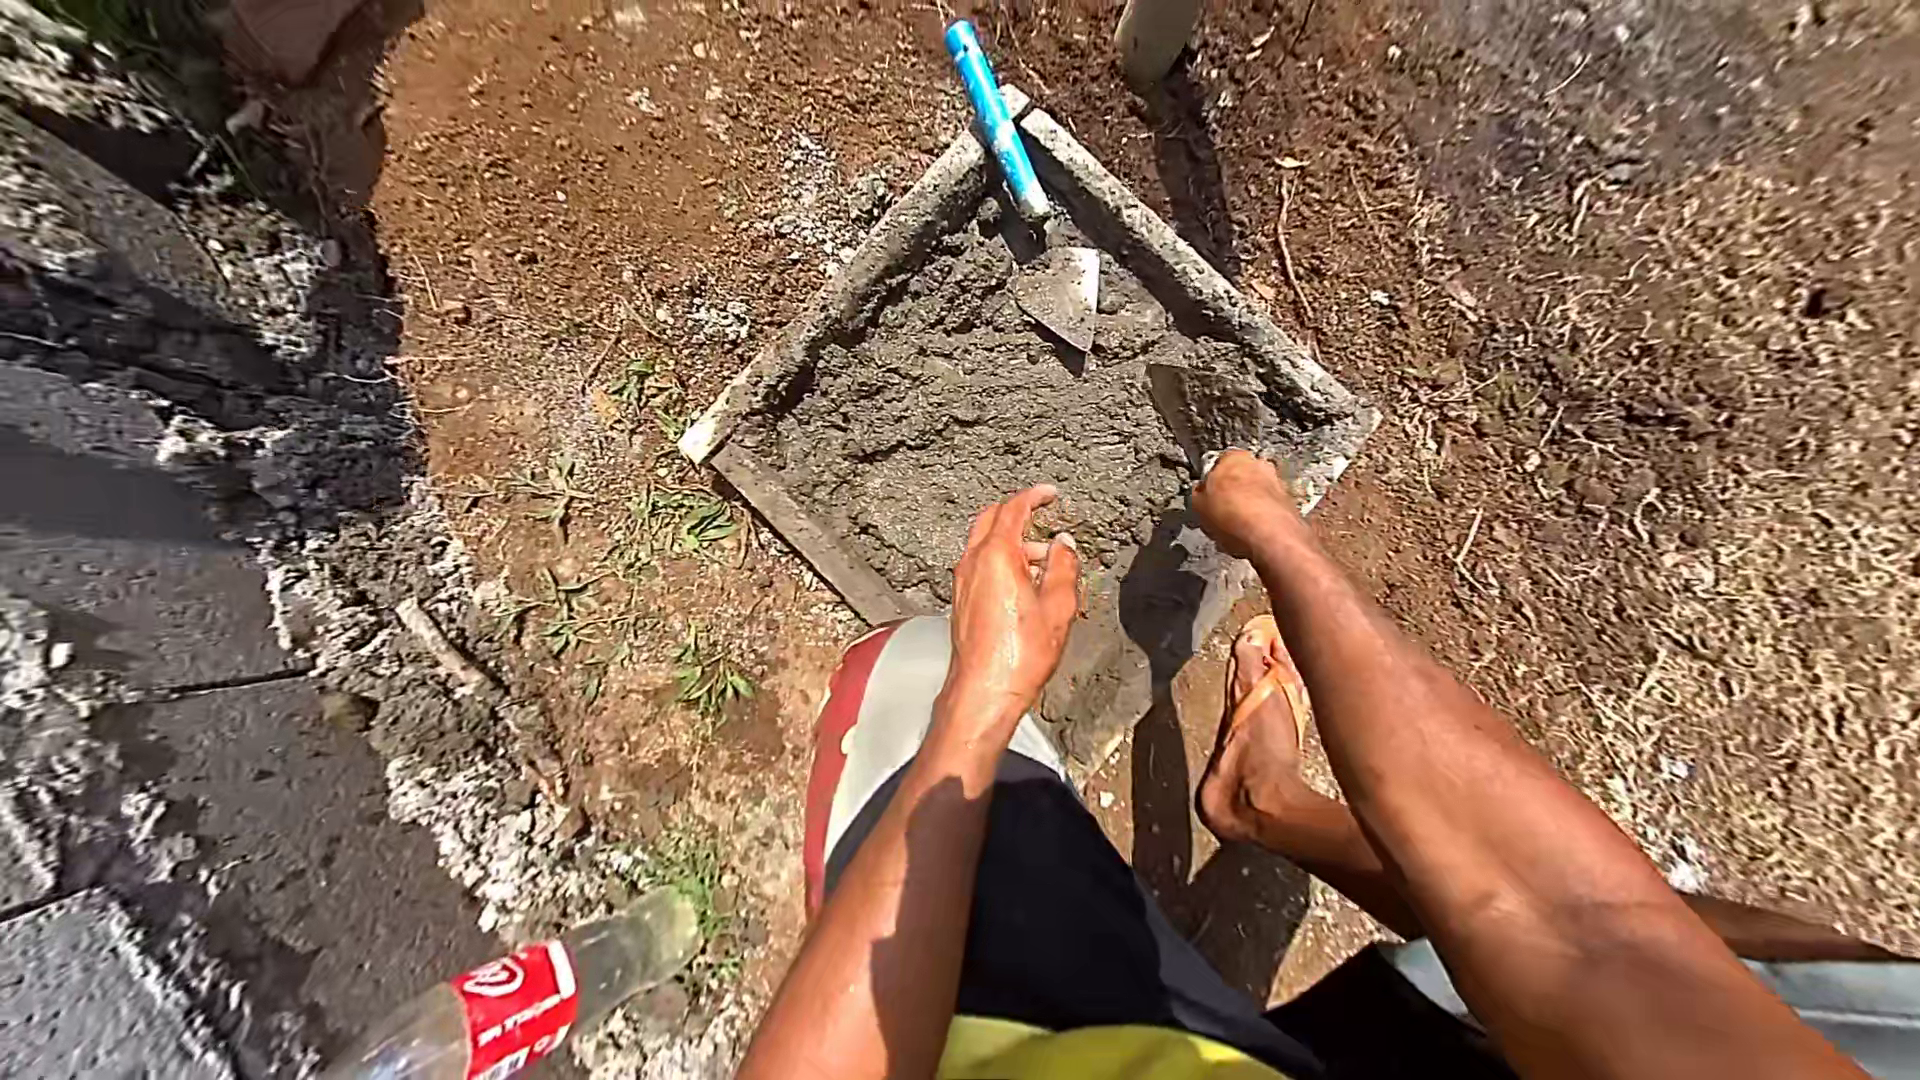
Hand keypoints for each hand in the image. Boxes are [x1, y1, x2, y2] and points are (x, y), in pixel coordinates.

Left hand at [941, 485, 1080, 728]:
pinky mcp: (961, 599)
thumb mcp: (1057, 607)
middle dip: (1017, 512)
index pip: (1012, 509)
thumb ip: (1063, 567)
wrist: (983, 690)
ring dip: (1013, 541)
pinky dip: (1001, 560)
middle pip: (991, 519)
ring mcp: (962, 581)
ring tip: (1045, 563)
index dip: (1033, 496)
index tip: (1049, 494)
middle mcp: (972, 563)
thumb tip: (1064, 544)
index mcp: (996, 557)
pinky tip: (1024, 584)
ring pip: (984, 543)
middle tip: (1042, 515)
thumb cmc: (1019, 654)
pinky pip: (980, 565)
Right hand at [1191, 450, 1304, 558]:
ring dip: (1246, 507)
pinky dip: (1259, 519)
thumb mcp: (1198, 505)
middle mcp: (1260, 464)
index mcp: (1234, 457)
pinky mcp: (1290, 503)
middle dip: (1231, 492)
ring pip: (1255, 493)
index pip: (1217, 462)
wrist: (1269, 536)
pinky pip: (1268, 509)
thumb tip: (1199, 494)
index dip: (1209, 481)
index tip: (1204, 494)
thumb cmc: (1233, 515)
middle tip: (1217, 512)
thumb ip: (1198, 494)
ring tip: (1232, 528)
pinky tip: (1248, 534)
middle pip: (1240, 477)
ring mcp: (1277, 483)